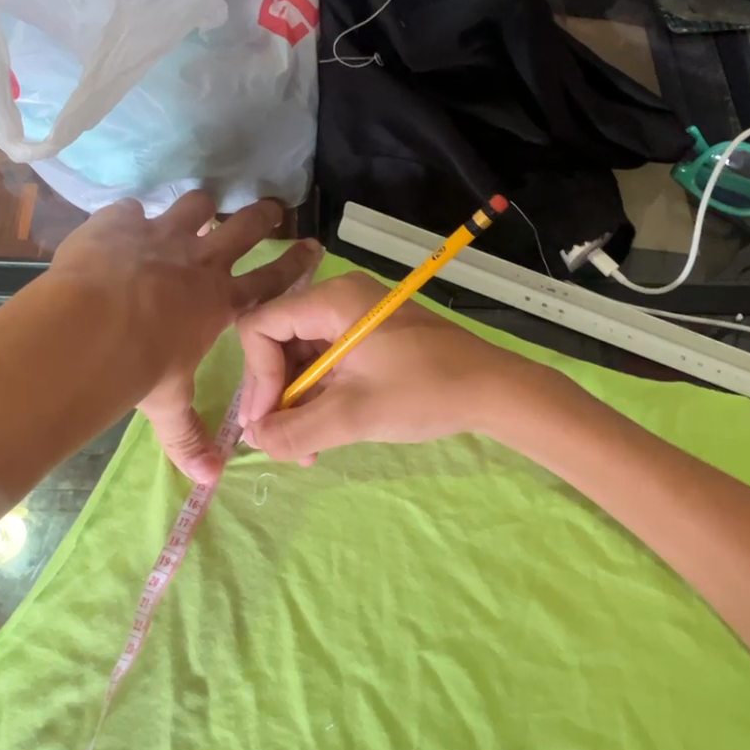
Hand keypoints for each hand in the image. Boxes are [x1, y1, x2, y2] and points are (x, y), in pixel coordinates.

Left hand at [48, 192, 318, 483]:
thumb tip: (209, 481)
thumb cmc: (138, 367)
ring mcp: (161, 235)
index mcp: (219, 302)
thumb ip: (187, 438)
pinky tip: (123, 226)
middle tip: (270, 208)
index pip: (270, 280)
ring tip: (196, 211)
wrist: (88, 327)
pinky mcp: (120, 223)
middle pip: (244, 226)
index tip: (313, 245)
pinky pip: (131, 209)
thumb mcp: (167, 404)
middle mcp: (199, 261)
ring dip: (198, 209)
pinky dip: (131, 218)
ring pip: (195, 205)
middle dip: (262, 215)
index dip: (295, 263)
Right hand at [238, 273, 535, 463]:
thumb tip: (256, 443)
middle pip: (279, 342)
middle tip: (277, 440)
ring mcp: (357, 318)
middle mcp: (339, 300)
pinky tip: (322, 435)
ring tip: (303, 449)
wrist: (493, 390)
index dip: (256, 376)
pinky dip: (320, 398)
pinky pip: (328, 363)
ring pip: (302, 358)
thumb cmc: (424, 391)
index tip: (265, 421)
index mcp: (332, 301)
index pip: (262, 326)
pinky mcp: (371, 338)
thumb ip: (296, 431)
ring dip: (296, 404)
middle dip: (275, 395)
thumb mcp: (354, 415)